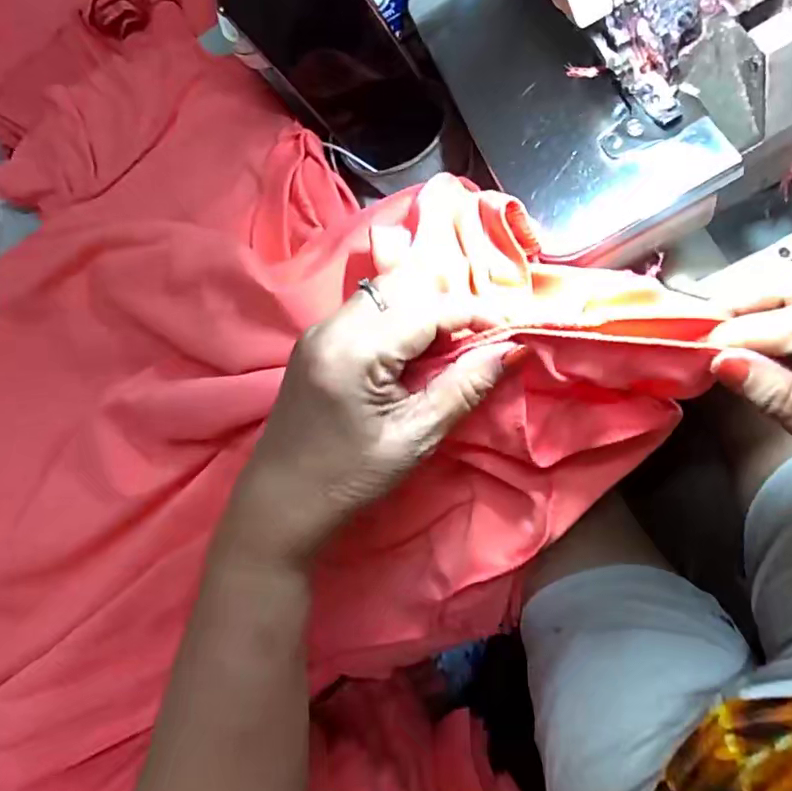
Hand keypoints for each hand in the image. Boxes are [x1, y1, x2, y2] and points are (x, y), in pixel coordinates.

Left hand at [225, 276, 521, 564]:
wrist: (279, 505)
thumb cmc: (350, 479)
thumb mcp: (416, 437)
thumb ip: (465, 387)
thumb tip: (512, 350)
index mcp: (355, 351)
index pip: (430, 308)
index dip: (476, 313)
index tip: (510, 330)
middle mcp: (332, 326)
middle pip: (406, 285)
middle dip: (450, 304)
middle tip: (478, 340)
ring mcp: (320, 329)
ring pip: (388, 291)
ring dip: (426, 308)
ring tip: (449, 347)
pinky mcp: (317, 340)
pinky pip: (370, 308)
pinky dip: (402, 317)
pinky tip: (415, 351)